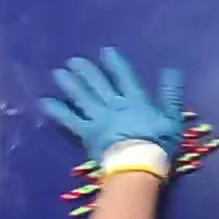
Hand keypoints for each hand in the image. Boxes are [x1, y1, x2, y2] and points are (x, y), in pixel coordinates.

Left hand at [40, 47, 185, 163]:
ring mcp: (98, 119)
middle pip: (98, 84)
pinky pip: (69, 120)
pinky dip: (57, 111)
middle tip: (74, 61)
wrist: (139, 165)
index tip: (106, 52)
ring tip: (59, 73)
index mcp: (135, 100)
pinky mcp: (87, 133)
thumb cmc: (159, 144)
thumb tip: (172, 70)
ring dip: (70, 84)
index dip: (115, 63)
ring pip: (82, 97)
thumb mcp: (173, 118)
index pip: (124, 76)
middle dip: (86, 71)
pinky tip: (45, 102)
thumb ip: (171, 94)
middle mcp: (114, 105)